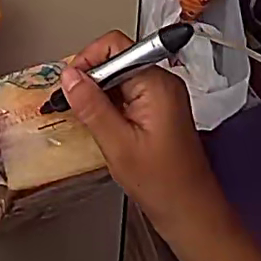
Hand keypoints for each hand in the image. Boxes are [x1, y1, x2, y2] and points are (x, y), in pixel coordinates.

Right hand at [59, 31, 230, 236]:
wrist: (191, 214)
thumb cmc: (163, 184)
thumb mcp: (117, 144)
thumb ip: (91, 106)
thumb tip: (69, 75)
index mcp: (156, 83)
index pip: (115, 46)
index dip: (88, 59)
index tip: (70, 82)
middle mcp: (162, 82)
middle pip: (116, 58)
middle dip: (91, 78)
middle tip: (73, 102)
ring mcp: (161, 94)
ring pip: (118, 76)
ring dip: (98, 93)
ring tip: (87, 118)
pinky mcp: (158, 107)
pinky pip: (126, 92)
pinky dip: (109, 103)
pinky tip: (102, 125)